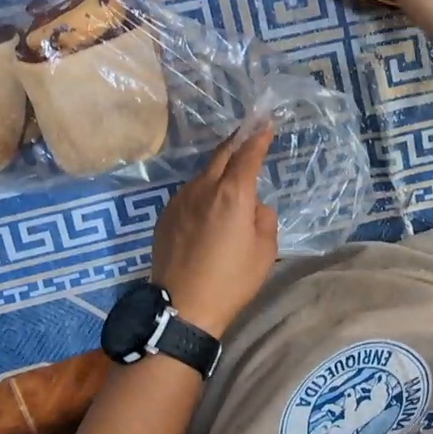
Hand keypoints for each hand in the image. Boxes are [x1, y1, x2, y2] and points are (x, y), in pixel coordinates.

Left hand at [152, 126, 277, 337]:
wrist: (183, 310)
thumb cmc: (232, 280)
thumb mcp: (265, 250)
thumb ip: (263, 218)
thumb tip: (253, 207)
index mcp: (233, 193)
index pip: (248, 154)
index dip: (259, 137)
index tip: (266, 123)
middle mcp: (204, 188)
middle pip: (222, 154)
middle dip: (238, 141)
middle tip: (249, 132)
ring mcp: (180, 201)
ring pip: (204, 175)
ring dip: (219, 169)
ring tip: (231, 176)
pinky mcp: (166, 216)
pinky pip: (190, 194)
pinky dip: (203, 191)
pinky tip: (209, 207)